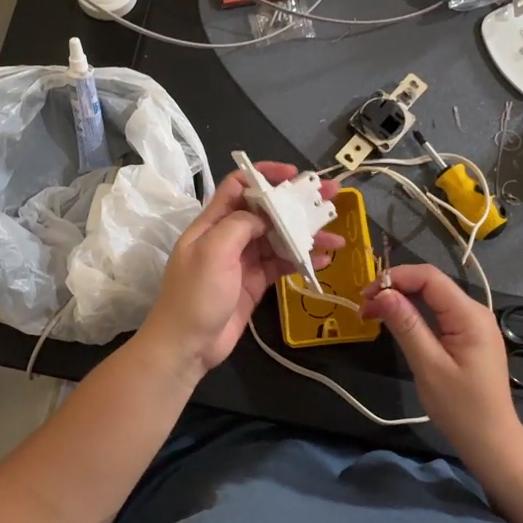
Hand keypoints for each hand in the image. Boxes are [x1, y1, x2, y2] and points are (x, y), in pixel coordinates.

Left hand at [140, 161, 342, 374]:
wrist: (186, 346)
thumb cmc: (194, 296)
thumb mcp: (212, 252)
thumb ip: (240, 225)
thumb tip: (265, 214)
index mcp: (212, 223)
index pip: (239, 186)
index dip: (265, 175)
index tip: (294, 175)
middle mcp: (228, 236)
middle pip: (266, 210)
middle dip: (296, 202)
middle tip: (330, 196)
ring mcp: (243, 260)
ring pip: (279, 237)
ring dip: (307, 234)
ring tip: (336, 235)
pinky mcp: (254, 283)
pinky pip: (281, 264)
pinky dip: (302, 260)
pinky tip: (324, 261)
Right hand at [361, 264, 522, 459]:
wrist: (491, 442)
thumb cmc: (461, 407)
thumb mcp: (428, 366)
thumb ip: (407, 326)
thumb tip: (383, 293)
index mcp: (470, 315)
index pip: (430, 277)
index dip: (396, 277)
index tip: (366, 294)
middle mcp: (475, 312)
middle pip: (431, 284)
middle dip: (396, 288)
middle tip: (365, 307)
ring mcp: (474, 324)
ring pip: (433, 298)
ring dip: (403, 300)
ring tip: (374, 314)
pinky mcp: (469, 337)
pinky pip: (439, 314)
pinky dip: (415, 314)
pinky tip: (396, 323)